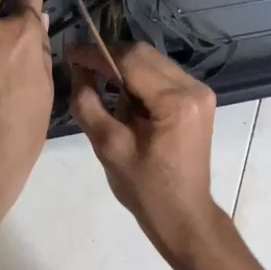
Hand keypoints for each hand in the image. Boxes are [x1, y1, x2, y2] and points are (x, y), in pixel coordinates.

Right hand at [68, 41, 224, 260]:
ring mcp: (200, 92)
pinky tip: (120, 93)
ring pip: (153, 61)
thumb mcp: (109, 147)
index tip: (70, 52)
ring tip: (96, 80)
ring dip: (123, 66)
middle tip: (80, 65)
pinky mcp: (197, 99)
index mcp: (176, 102)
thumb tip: (77, 70)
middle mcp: (194, 88)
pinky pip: (162, 75)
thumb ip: (89, 104)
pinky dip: (138, 78)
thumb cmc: (146, 189)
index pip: (131, 61)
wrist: (184, 216)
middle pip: (144, 55)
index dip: (98, 53)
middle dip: (110, 56)